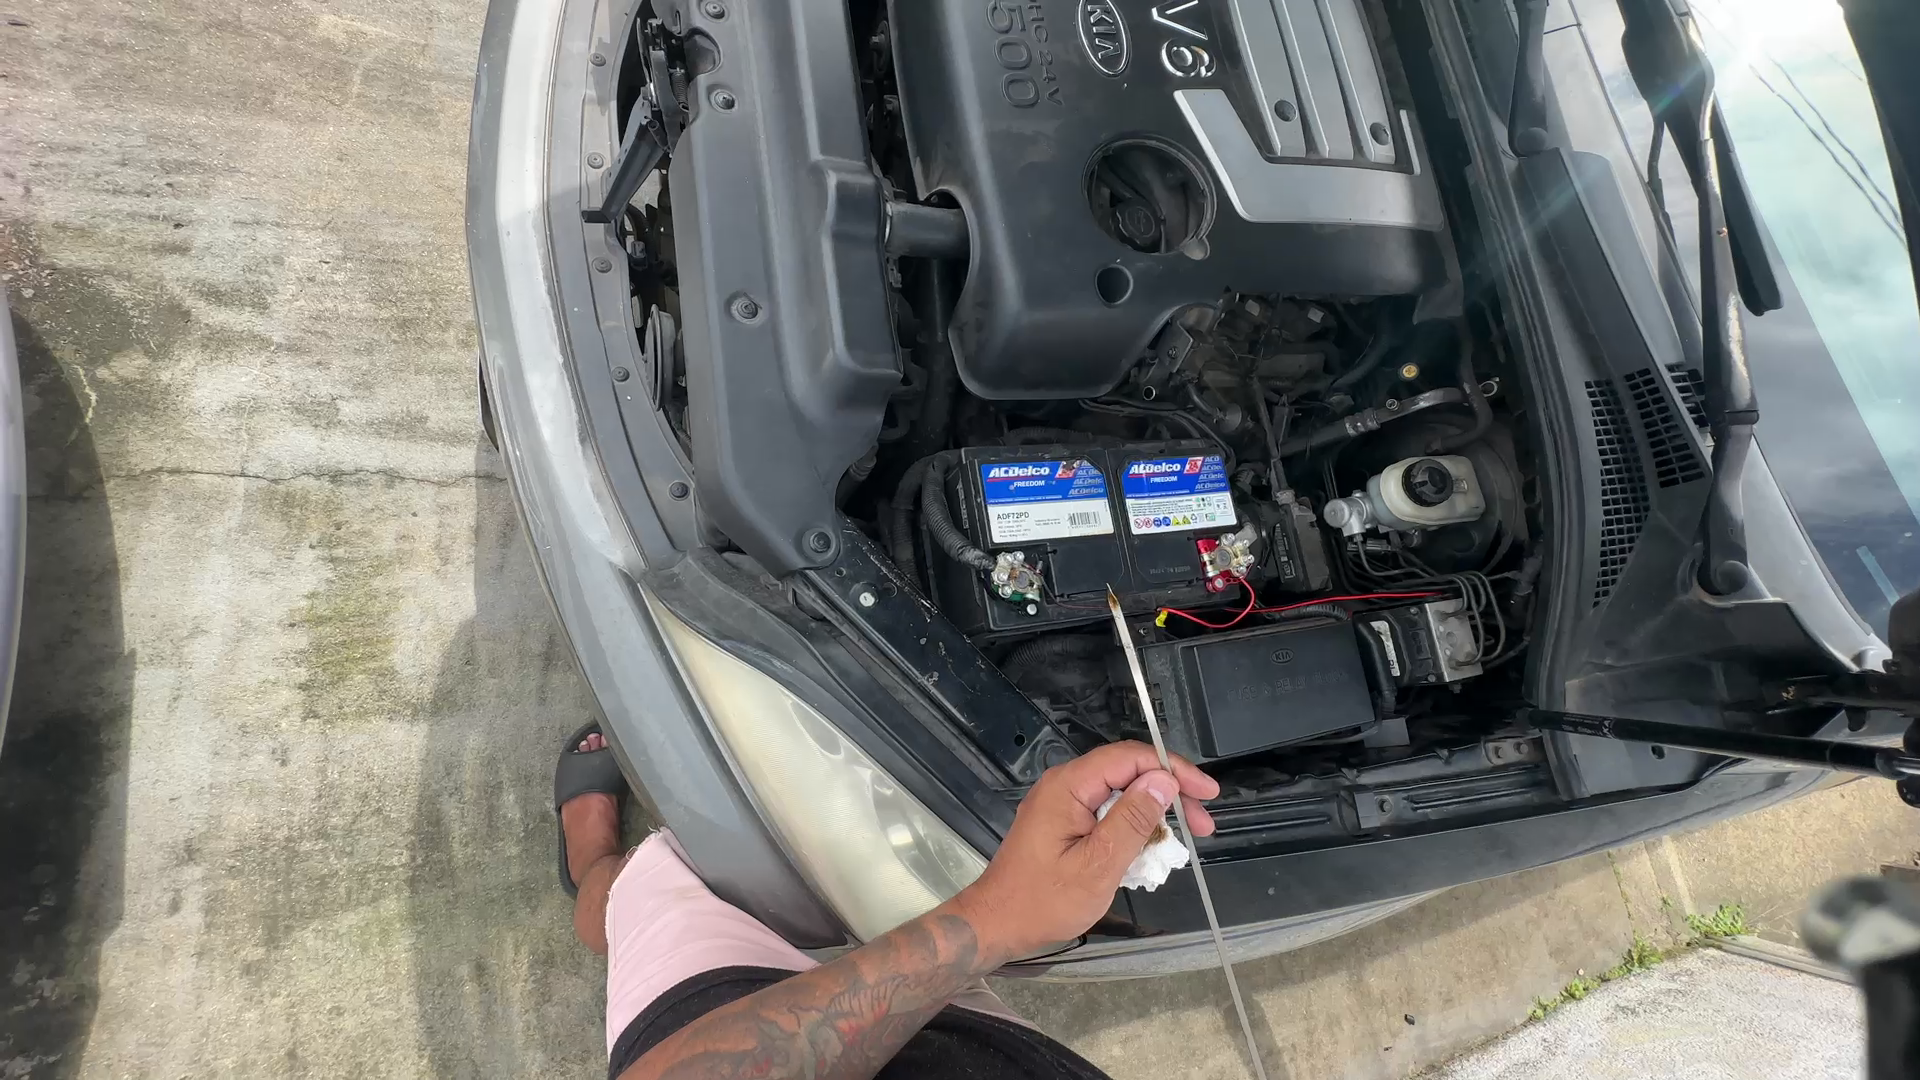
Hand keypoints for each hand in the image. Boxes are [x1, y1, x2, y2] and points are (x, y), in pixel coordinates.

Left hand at [942, 741, 1219, 963]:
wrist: (996, 923)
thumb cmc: (1044, 900)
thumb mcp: (1097, 865)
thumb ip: (1131, 820)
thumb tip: (1163, 780)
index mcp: (1069, 784)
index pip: (1129, 758)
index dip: (1172, 769)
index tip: (1207, 793)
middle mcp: (1065, 783)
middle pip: (1126, 771)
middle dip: (1168, 792)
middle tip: (1203, 824)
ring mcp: (1062, 801)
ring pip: (1118, 792)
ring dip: (1152, 811)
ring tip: (1184, 838)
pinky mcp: (1063, 820)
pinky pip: (1105, 810)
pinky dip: (1131, 825)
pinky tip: (1151, 847)